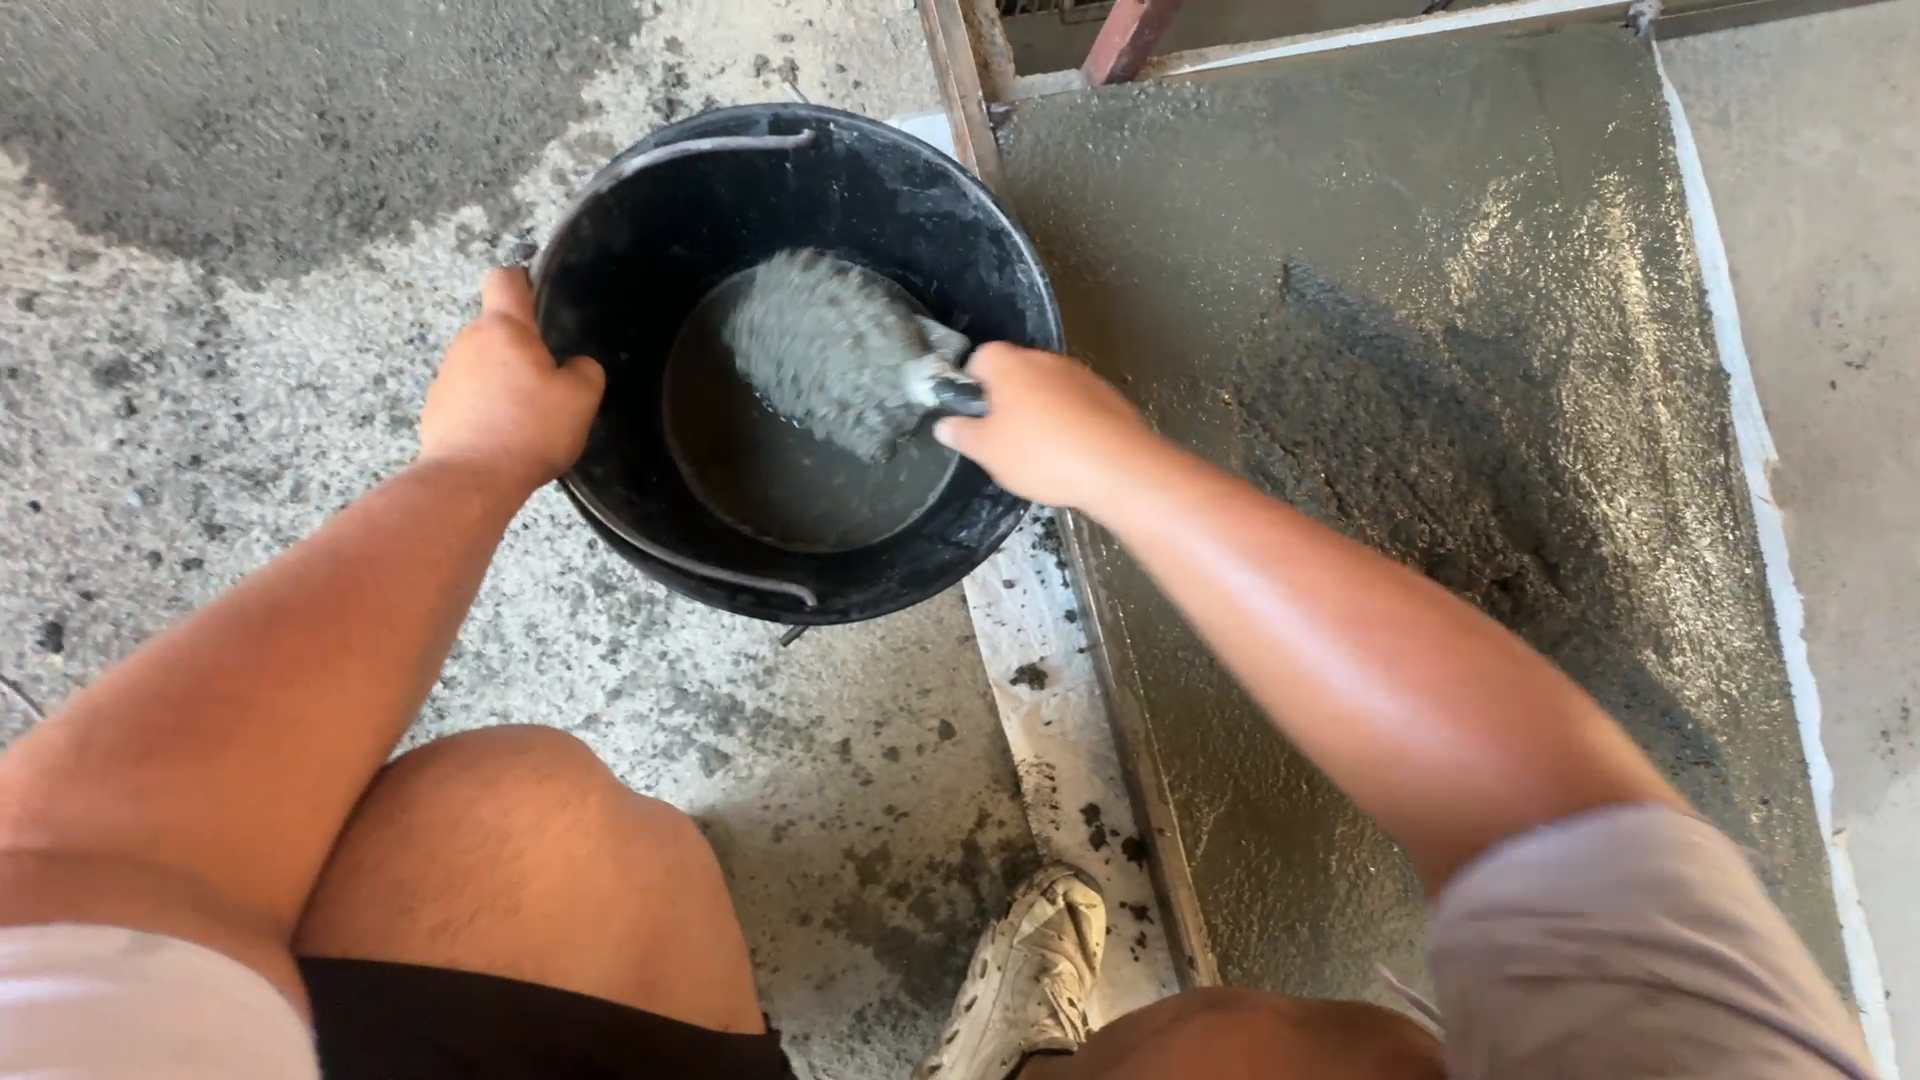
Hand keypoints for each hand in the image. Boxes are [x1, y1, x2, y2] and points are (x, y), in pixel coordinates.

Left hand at [418, 267, 604, 492]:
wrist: (472, 478)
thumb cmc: (530, 429)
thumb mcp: (581, 398)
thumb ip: (585, 371)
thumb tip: (575, 366)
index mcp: (504, 329)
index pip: (507, 280)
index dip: (525, 280)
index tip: (542, 298)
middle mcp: (468, 342)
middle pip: (500, 331)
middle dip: (526, 350)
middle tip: (554, 385)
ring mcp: (447, 375)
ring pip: (486, 365)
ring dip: (508, 382)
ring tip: (532, 418)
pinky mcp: (438, 408)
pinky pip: (473, 396)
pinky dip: (491, 409)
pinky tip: (510, 437)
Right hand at [934, 344, 1155, 507]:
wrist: (1117, 467)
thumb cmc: (1043, 454)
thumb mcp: (988, 451)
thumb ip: (962, 434)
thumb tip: (944, 425)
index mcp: (1011, 365)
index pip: (980, 356)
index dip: (971, 381)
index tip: (971, 409)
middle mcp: (1046, 361)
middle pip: (1016, 371)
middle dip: (1006, 398)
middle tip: (1000, 435)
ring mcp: (1081, 376)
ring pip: (1048, 388)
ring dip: (1039, 411)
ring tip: (1037, 450)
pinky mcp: (1107, 397)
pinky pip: (1076, 404)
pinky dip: (1068, 422)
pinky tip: (1068, 452)